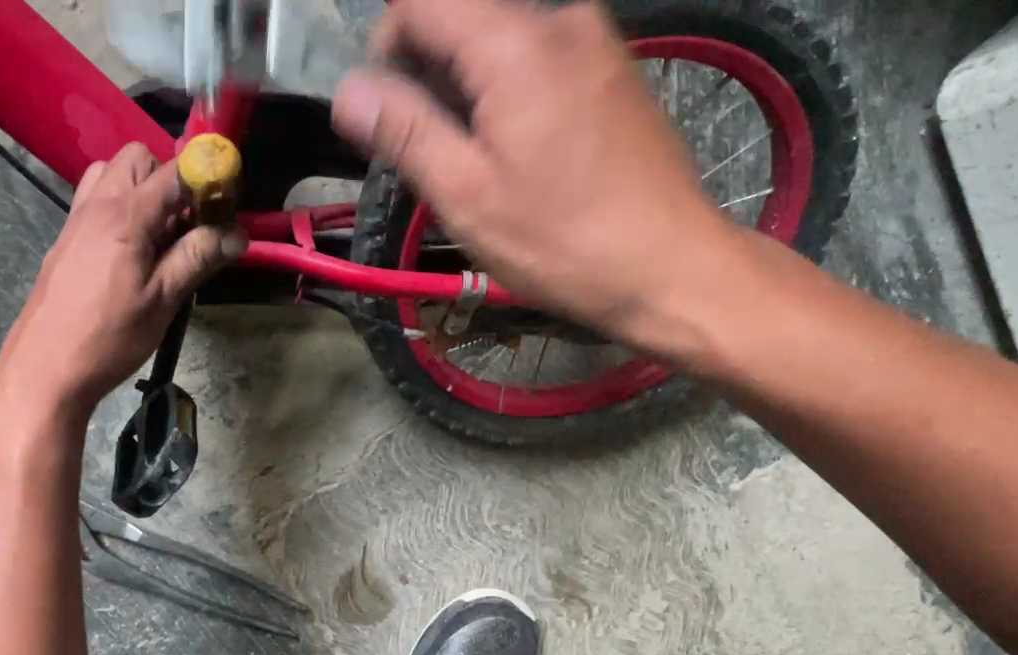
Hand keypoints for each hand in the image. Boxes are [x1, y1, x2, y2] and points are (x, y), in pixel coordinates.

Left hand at [0, 143, 245, 422]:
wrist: (45, 368)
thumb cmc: (108, 338)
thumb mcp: (161, 301)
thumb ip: (197, 258)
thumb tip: (237, 234)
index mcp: (125, 215)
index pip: (175, 170)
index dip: (207, 178)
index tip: (226, 205)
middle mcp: (98, 204)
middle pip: (139, 159)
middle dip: (170, 179)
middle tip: (188, 225)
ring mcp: (77, 220)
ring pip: (113, 174)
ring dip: (142, 191)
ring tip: (159, 237)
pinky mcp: (68, 240)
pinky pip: (97, 200)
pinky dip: (121, 209)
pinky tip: (132, 253)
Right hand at [332, 0, 737, 348]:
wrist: (669, 266)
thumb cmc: (560, 241)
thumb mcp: (466, 195)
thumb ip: (405, 132)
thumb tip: (348, 90)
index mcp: (515, 44)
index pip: (421, 1)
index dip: (386, 49)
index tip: (389, 118)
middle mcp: (560, 19)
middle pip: (462, 17)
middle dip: (428, 77)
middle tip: (432, 157)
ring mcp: (594, 41)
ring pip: (497, 42)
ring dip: (467, 93)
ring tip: (477, 166)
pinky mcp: (611, 70)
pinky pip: (536, 61)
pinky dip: (506, 97)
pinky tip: (518, 158)